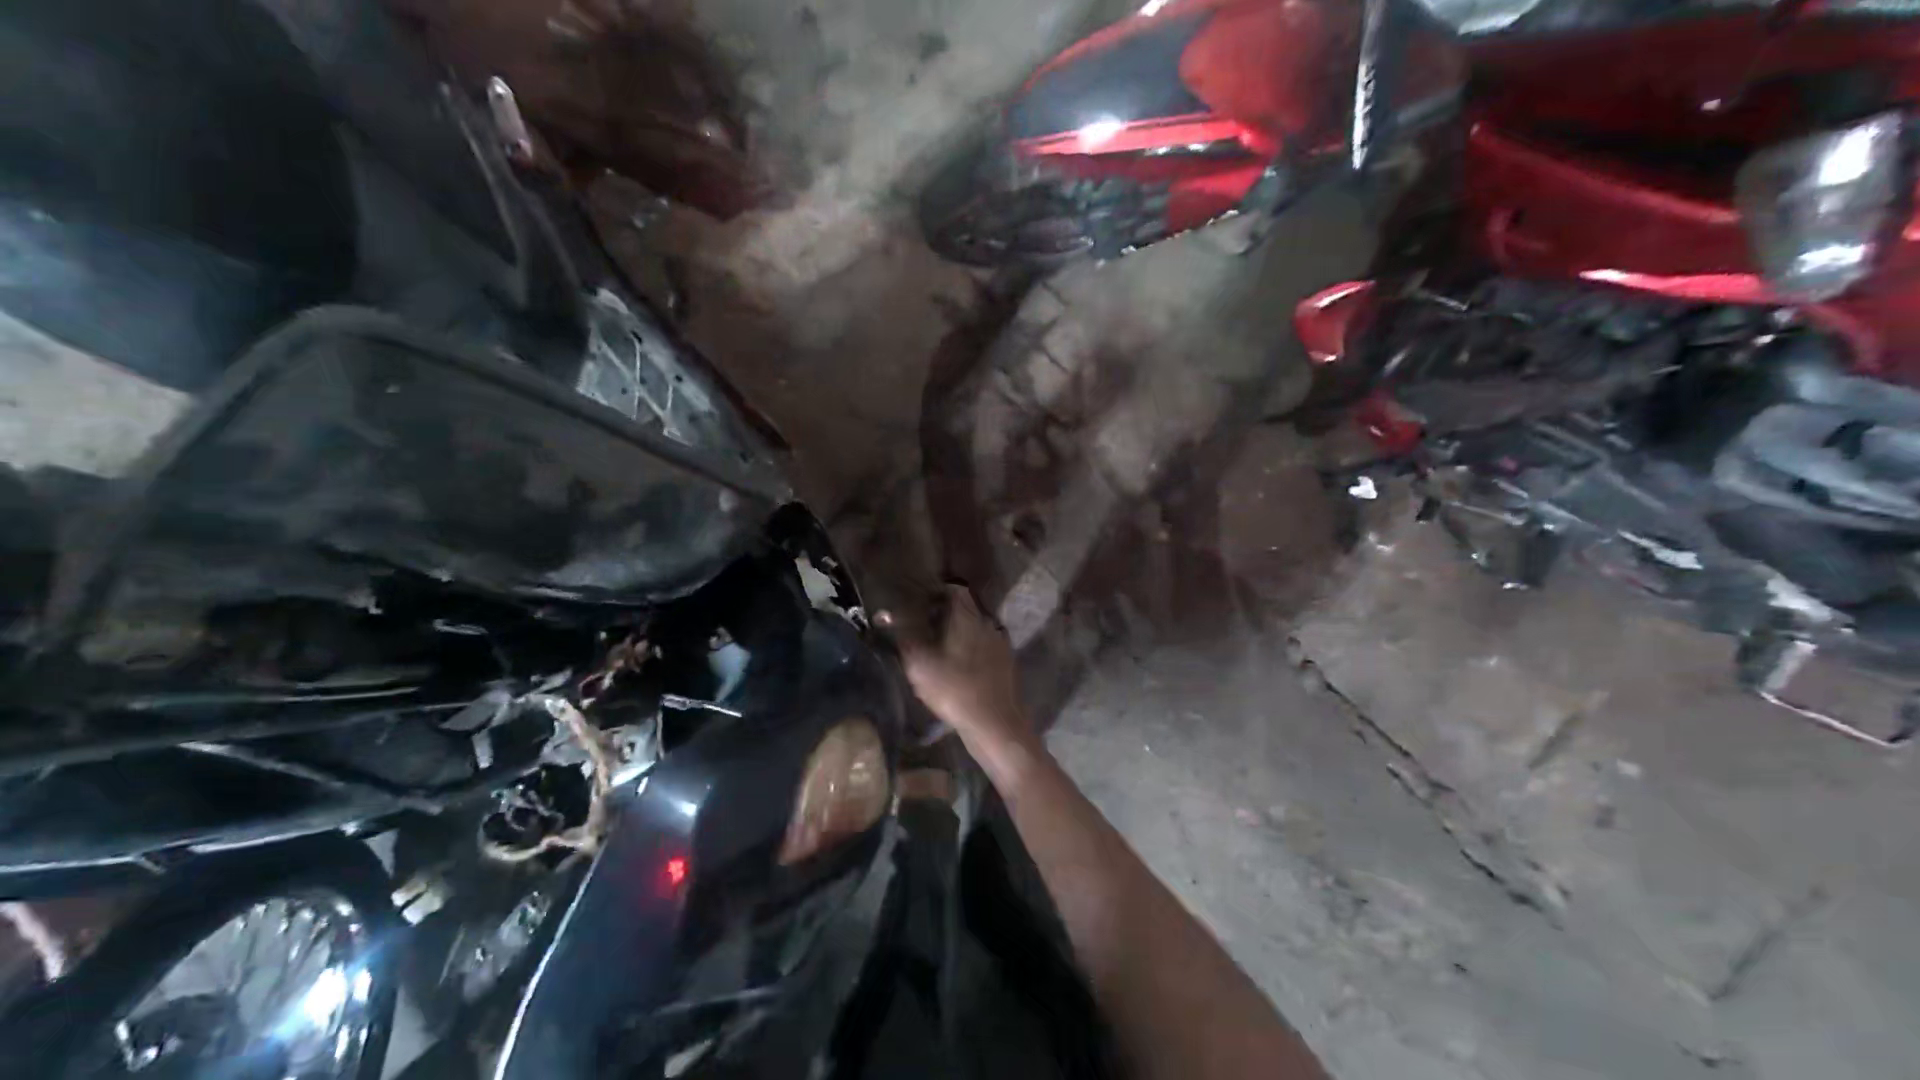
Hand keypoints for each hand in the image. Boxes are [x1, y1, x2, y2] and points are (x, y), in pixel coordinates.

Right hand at [897, 585, 1037, 765]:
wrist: (995, 723)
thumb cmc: (954, 689)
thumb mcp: (919, 664)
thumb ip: (902, 637)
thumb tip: (884, 614)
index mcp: (967, 617)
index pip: (955, 589)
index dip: (938, 593)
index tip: (921, 605)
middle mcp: (987, 623)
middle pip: (967, 608)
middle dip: (947, 614)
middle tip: (927, 628)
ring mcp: (1001, 642)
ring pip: (978, 628)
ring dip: (961, 633)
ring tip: (942, 649)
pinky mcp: (1007, 662)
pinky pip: (987, 646)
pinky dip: (974, 650)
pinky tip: (962, 668)